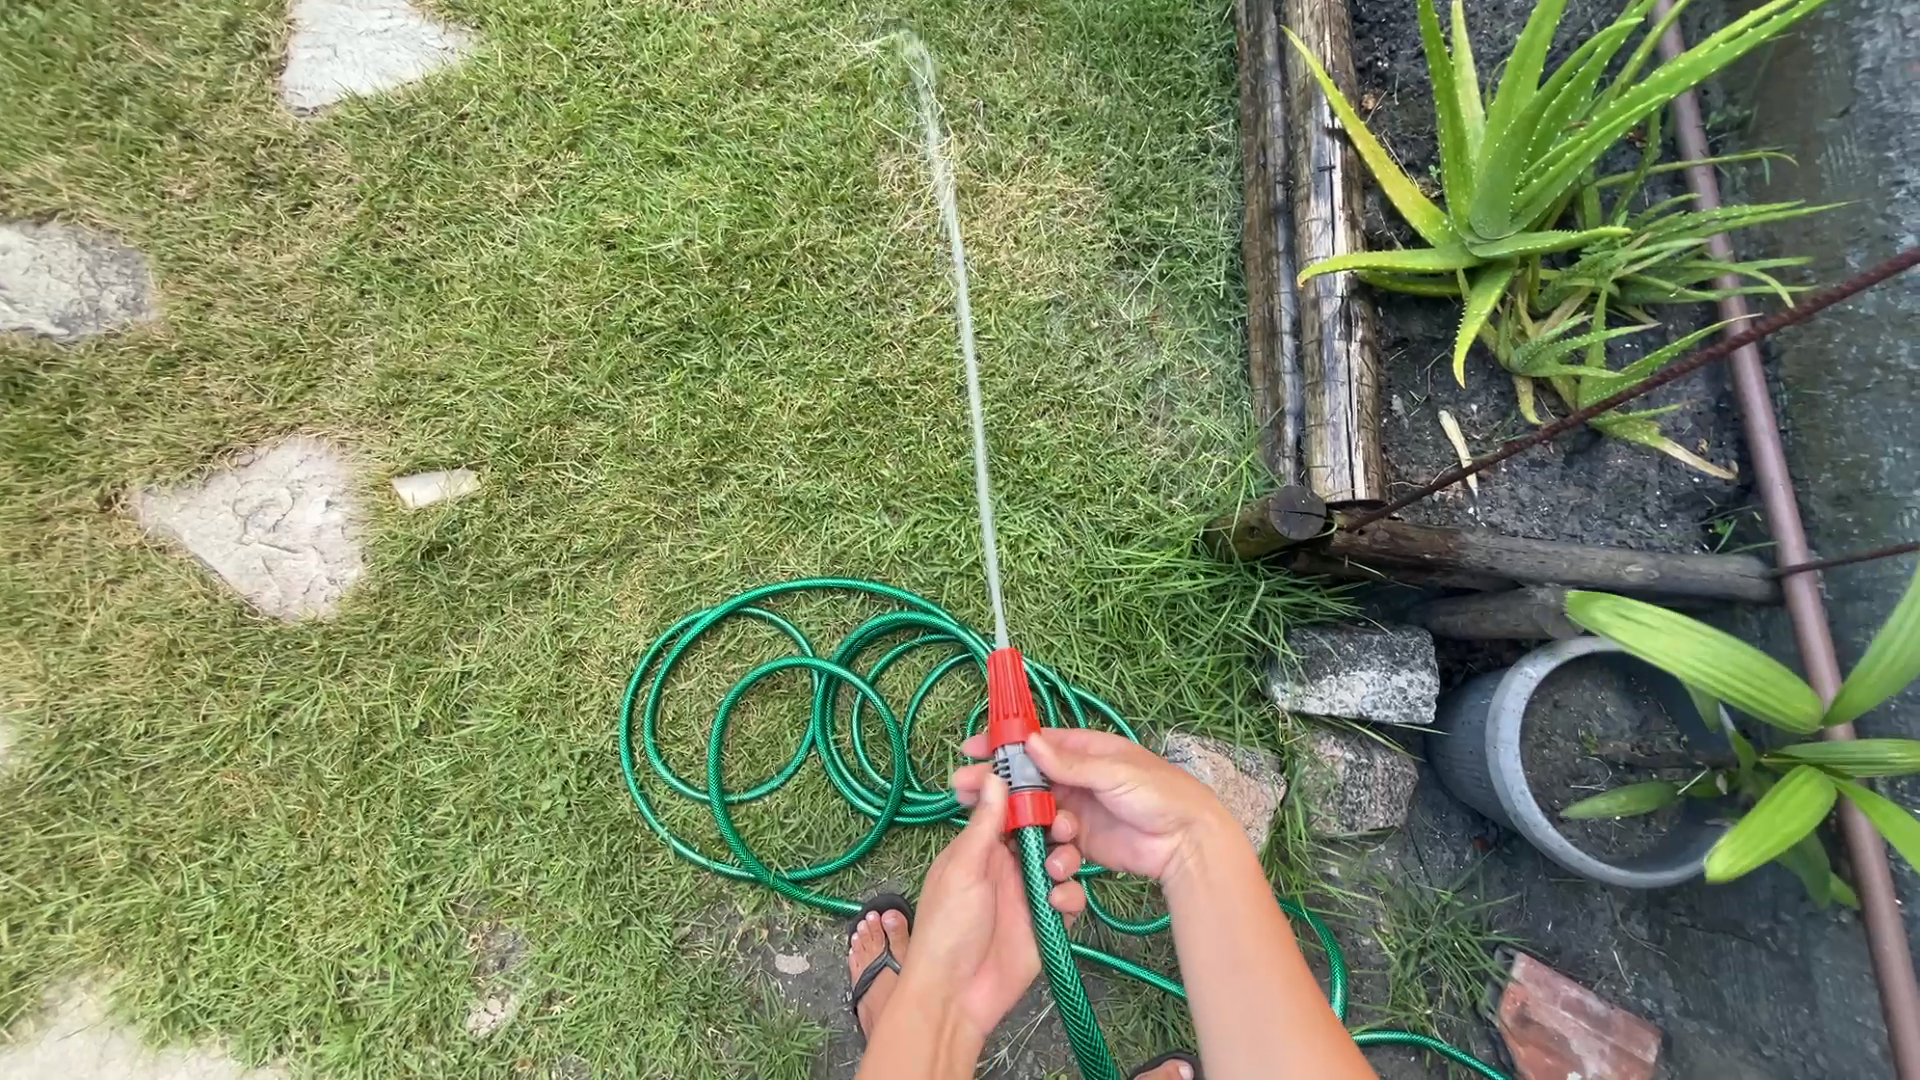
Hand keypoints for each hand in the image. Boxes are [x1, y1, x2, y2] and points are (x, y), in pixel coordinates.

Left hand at [901, 772, 1085, 1040]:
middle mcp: (1008, 864)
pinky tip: (1056, 903)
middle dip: (1059, 827)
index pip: (1012, 810)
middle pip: (1044, 832)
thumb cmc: (947, 927)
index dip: (1032, 796)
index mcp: (982, 846)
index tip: (1052, 783)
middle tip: (1063, 829)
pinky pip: (1069, 899)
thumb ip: (984, 825)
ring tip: (1056, 871)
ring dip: (1066, 860)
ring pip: (1062, 861)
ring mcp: (1028, 892)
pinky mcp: (1046, 921)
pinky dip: (1070, 896)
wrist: (956, 996)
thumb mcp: (963, 869)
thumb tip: (994, 777)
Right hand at [955, 728, 1236, 886]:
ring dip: (1012, 815)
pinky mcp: (1080, 842)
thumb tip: (1030, 744)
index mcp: (1084, 749)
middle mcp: (1076, 777)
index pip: (1036, 742)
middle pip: (1027, 778)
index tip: (972, 747)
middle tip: (960, 787)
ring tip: (986, 822)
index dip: (1004, 744)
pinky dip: (1041, 846)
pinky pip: (1051, 841)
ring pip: (1034, 810)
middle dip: (996, 782)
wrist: (1188, 842)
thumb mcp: (1114, 771)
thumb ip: (1071, 763)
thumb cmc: (1158, 793)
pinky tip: (1034, 852)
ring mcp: (1076, 810)